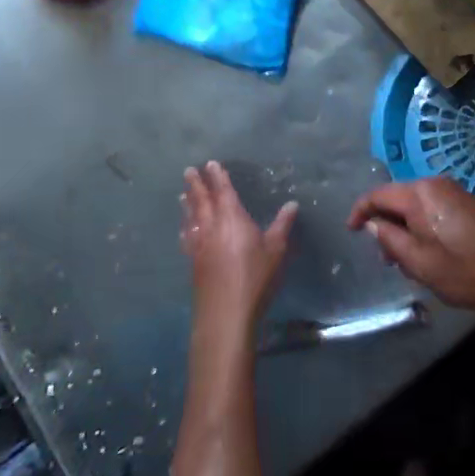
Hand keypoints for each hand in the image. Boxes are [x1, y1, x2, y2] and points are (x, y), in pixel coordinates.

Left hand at [181, 161, 298, 330]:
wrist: (226, 312)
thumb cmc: (256, 276)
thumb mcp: (276, 248)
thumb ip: (282, 224)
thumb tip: (291, 203)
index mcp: (233, 219)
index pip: (224, 192)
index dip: (218, 177)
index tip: (211, 164)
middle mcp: (212, 227)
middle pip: (202, 201)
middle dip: (196, 185)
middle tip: (188, 171)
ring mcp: (199, 245)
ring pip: (191, 218)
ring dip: (187, 203)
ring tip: (182, 193)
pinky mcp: (194, 262)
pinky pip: (187, 236)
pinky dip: (185, 226)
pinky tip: (184, 228)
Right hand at [347, 177, 474, 308]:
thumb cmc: (464, 269)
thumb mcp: (418, 262)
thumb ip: (390, 240)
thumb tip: (373, 224)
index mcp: (420, 194)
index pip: (378, 194)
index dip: (360, 212)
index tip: (350, 232)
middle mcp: (435, 184)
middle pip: (397, 198)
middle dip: (385, 225)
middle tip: (385, 259)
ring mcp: (453, 191)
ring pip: (415, 205)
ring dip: (404, 229)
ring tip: (407, 263)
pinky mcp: (465, 202)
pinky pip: (432, 208)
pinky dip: (422, 227)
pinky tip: (427, 254)